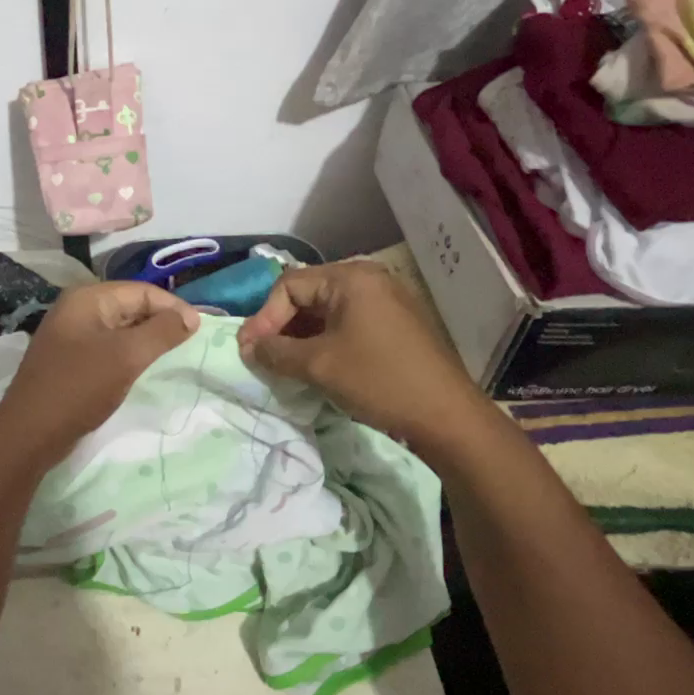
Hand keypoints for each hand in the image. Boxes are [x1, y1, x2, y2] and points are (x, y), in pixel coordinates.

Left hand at [0, 282, 199, 467]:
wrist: (30, 433)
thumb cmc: (79, 387)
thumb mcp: (126, 356)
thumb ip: (161, 332)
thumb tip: (191, 316)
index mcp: (87, 298)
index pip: (141, 290)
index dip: (173, 307)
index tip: (199, 331)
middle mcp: (76, 309)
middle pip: (130, 305)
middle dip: (160, 321)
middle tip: (188, 345)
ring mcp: (70, 335)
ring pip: (119, 328)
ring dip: (145, 339)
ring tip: (170, 357)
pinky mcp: (69, 359)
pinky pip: (107, 347)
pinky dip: (128, 354)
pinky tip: (141, 369)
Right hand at [236, 261, 494, 455]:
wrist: (445, 416)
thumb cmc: (378, 380)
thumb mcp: (318, 365)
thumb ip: (275, 351)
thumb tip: (248, 346)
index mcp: (350, 278)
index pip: (288, 285)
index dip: (263, 317)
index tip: (248, 350)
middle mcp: (368, 279)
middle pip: (307, 294)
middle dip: (280, 325)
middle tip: (261, 356)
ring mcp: (385, 300)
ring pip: (326, 310)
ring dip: (300, 335)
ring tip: (283, 364)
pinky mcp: (394, 323)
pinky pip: (346, 322)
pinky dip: (324, 340)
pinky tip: (314, 365)